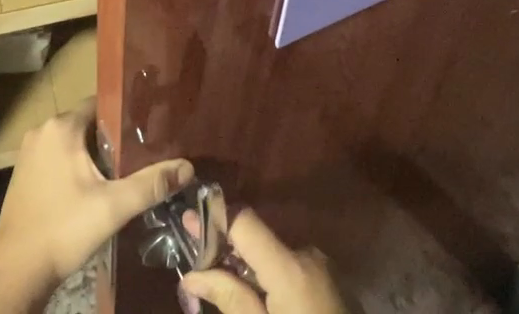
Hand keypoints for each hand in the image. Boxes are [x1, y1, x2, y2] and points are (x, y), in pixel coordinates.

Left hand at [0, 99, 193, 312]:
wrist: (17, 270)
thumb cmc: (64, 230)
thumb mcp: (114, 207)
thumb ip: (151, 183)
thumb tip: (187, 167)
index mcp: (61, 127)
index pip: (102, 103)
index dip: (127, 114)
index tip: (150, 127)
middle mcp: (42, 131)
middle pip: (88, 123)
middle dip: (113, 137)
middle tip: (143, 152)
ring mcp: (29, 152)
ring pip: (73, 141)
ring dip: (94, 153)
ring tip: (124, 169)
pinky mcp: (24, 173)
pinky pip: (58, 156)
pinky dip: (76, 165)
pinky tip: (94, 186)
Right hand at [179, 208, 350, 313]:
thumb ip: (230, 300)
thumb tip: (192, 275)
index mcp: (289, 267)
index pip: (245, 220)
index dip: (215, 218)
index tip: (187, 222)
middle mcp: (307, 255)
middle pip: (258, 239)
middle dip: (227, 251)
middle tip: (199, 269)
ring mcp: (323, 266)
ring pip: (274, 255)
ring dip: (250, 268)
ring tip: (229, 289)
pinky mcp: (331, 280)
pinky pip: (292, 267)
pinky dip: (271, 277)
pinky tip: (261, 300)